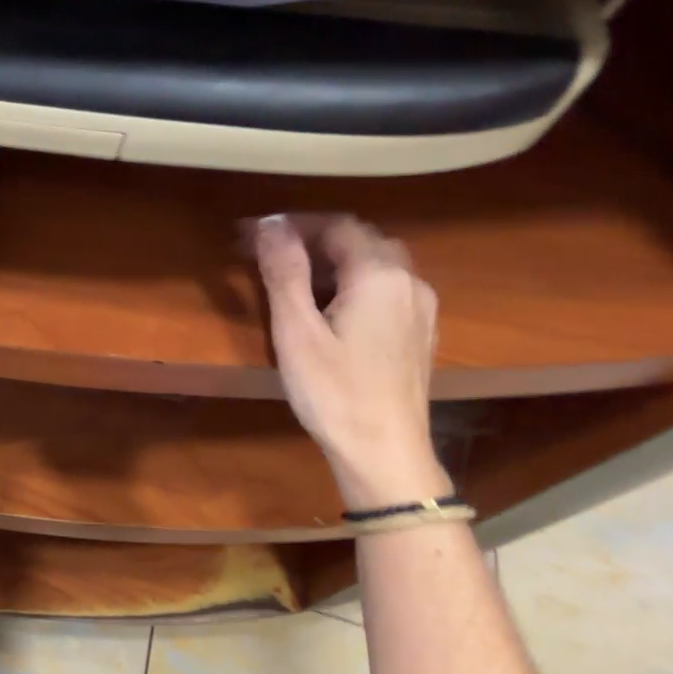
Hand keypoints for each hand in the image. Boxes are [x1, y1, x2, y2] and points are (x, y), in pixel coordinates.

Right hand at [252, 214, 450, 508]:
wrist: (384, 450)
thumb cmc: (333, 392)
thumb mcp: (296, 331)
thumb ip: (285, 273)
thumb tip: (270, 223)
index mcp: (379, 275)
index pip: (336, 226)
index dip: (293, 223)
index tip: (252, 233)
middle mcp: (410, 282)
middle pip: (361, 240)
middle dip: (313, 239)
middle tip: (268, 254)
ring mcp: (421, 308)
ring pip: (377, 264)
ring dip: (334, 261)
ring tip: (293, 280)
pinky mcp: (419, 332)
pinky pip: (387, 289)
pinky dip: (353, 284)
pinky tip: (330, 309)